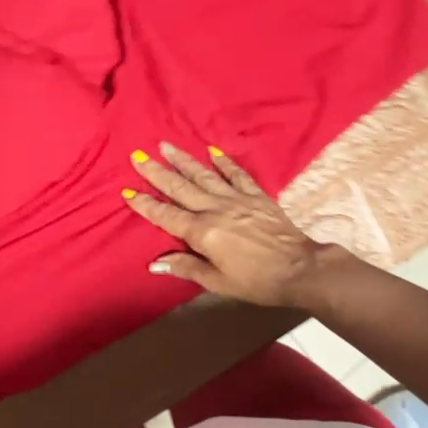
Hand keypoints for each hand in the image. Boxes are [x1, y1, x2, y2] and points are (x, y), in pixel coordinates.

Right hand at [123, 142, 341, 307]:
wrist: (299, 269)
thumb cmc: (256, 281)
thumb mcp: (218, 281)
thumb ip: (187, 267)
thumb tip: (155, 264)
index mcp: (202, 232)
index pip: (167, 216)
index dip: (146, 205)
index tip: (128, 192)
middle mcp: (216, 210)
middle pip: (181, 188)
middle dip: (157, 173)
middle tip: (138, 156)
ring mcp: (237, 199)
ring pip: (204, 175)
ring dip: (183, 160)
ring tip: (166, 146)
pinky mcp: (257, 196)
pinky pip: (237, 174)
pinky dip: (224, 161)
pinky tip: (212, 150)